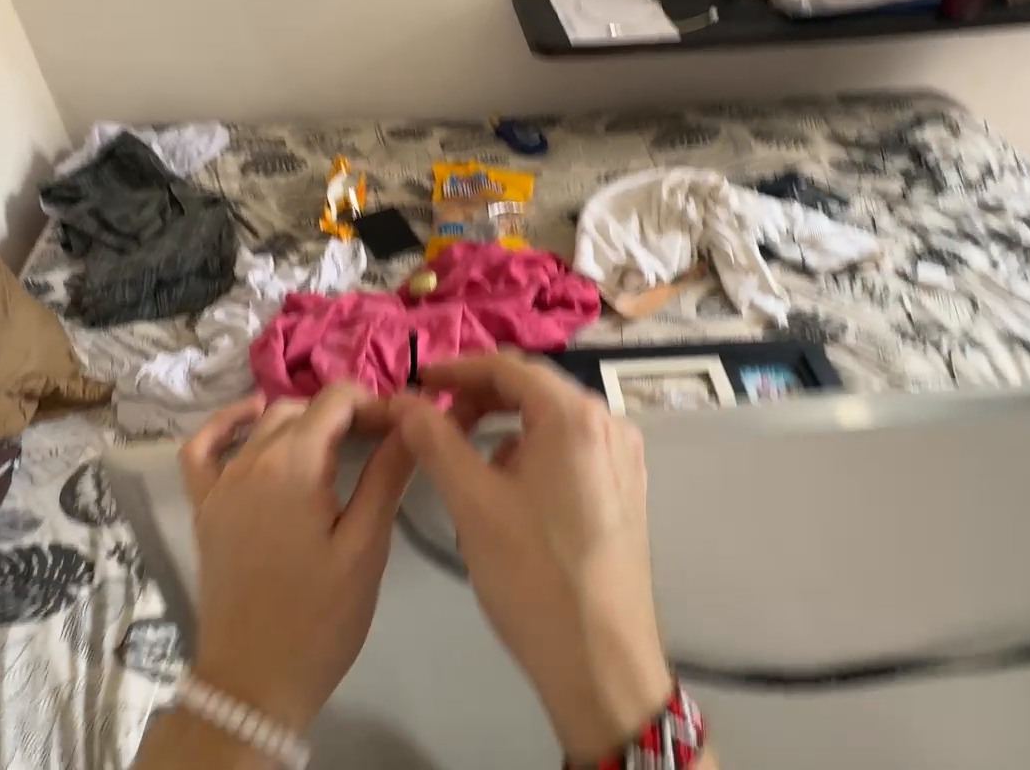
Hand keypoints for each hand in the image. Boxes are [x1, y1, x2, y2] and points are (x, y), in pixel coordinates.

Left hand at [177, 385, 415, 732]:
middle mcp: (251, 460)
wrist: (255, 681)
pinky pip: (203, 447)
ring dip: (305, 421)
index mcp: (293, 464)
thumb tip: (411, 423)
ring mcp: (221, 482)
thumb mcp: (366, 546)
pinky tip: (252, 419)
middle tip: (382, 445)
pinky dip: (228, 424)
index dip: (374, 404)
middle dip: (347, 415)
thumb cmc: (321, 617)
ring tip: (340, 445)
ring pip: (266, 423)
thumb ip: (387, 475)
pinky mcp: (205, 506)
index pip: (337, 399)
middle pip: (305, 408)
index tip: (401, 429)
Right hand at [396, 353, 673, 762]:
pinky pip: (570, 447)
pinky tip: (506, 481)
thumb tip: (404, 401)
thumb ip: (435, 439)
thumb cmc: (532, 574)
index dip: (457, 369)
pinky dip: (531, 447)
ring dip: (503, 422)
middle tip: (434, 417)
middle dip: (479, 395)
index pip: (507, 367)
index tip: (418, 382)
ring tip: (462, 449)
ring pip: (551, 418)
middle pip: (533, 388)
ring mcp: (622, 457)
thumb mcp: (472, 501)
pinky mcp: (624, 487)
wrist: (601, 662)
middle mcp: (609, 423)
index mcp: (575, 416)